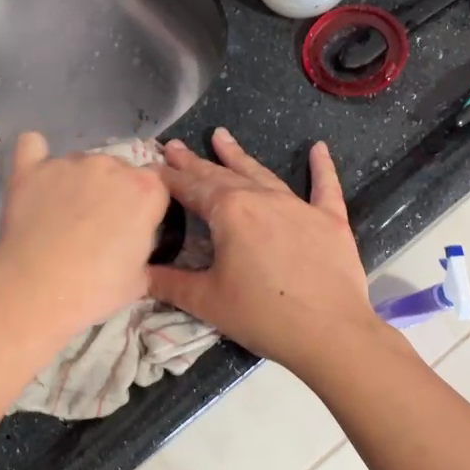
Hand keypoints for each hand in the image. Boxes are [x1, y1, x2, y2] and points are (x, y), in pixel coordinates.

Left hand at [0, 132, 169, 339]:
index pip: (155, 186)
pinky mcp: (31, 169)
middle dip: (111, 192)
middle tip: (95, 226)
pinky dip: (36, 156)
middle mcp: (110, 165)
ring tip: (61, 214)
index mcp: (146, 190)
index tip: (131, 228)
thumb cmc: (94, 289)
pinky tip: (36, 176)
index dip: (144, 208)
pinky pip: (33, 145)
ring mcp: (68, 163)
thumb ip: (145, 249)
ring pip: (80, 161)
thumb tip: (135, 244)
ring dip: (77, 180)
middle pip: (118, 169)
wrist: (36, 290)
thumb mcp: (140, 279)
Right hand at [148, 128, 395, 374]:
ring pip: (261, 174)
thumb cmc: (262, 315)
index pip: (189, 188)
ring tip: (221, 135)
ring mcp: (298, 207)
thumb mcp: (205, 301)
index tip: (151, 168)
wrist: (330, 334)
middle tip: (175, 145)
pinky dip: (322, 167)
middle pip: (220, 175)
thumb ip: (169, 283)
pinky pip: (325, 188)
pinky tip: (319, 148)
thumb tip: (139, 274)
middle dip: (194, 161)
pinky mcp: (329, 221)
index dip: (168, 178)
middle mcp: (261, 199)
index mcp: (228, 212)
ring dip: (238, 156)